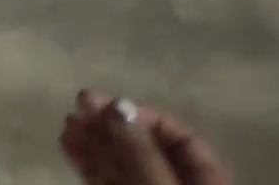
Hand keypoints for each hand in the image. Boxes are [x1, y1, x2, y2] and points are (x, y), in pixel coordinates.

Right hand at [60, 89, 231, 184]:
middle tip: (78, 104)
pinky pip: (110, 178)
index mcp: (209, 180)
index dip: (145, 116)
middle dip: (111, 125)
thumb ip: (141, 152)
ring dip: (94, 140)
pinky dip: (89, 161)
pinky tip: (68, 143)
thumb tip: (116, 102)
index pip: (182, 138)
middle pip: (146, 147)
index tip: (109, 105)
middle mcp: (181, 182)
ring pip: (124, 163)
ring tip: (68, 122)